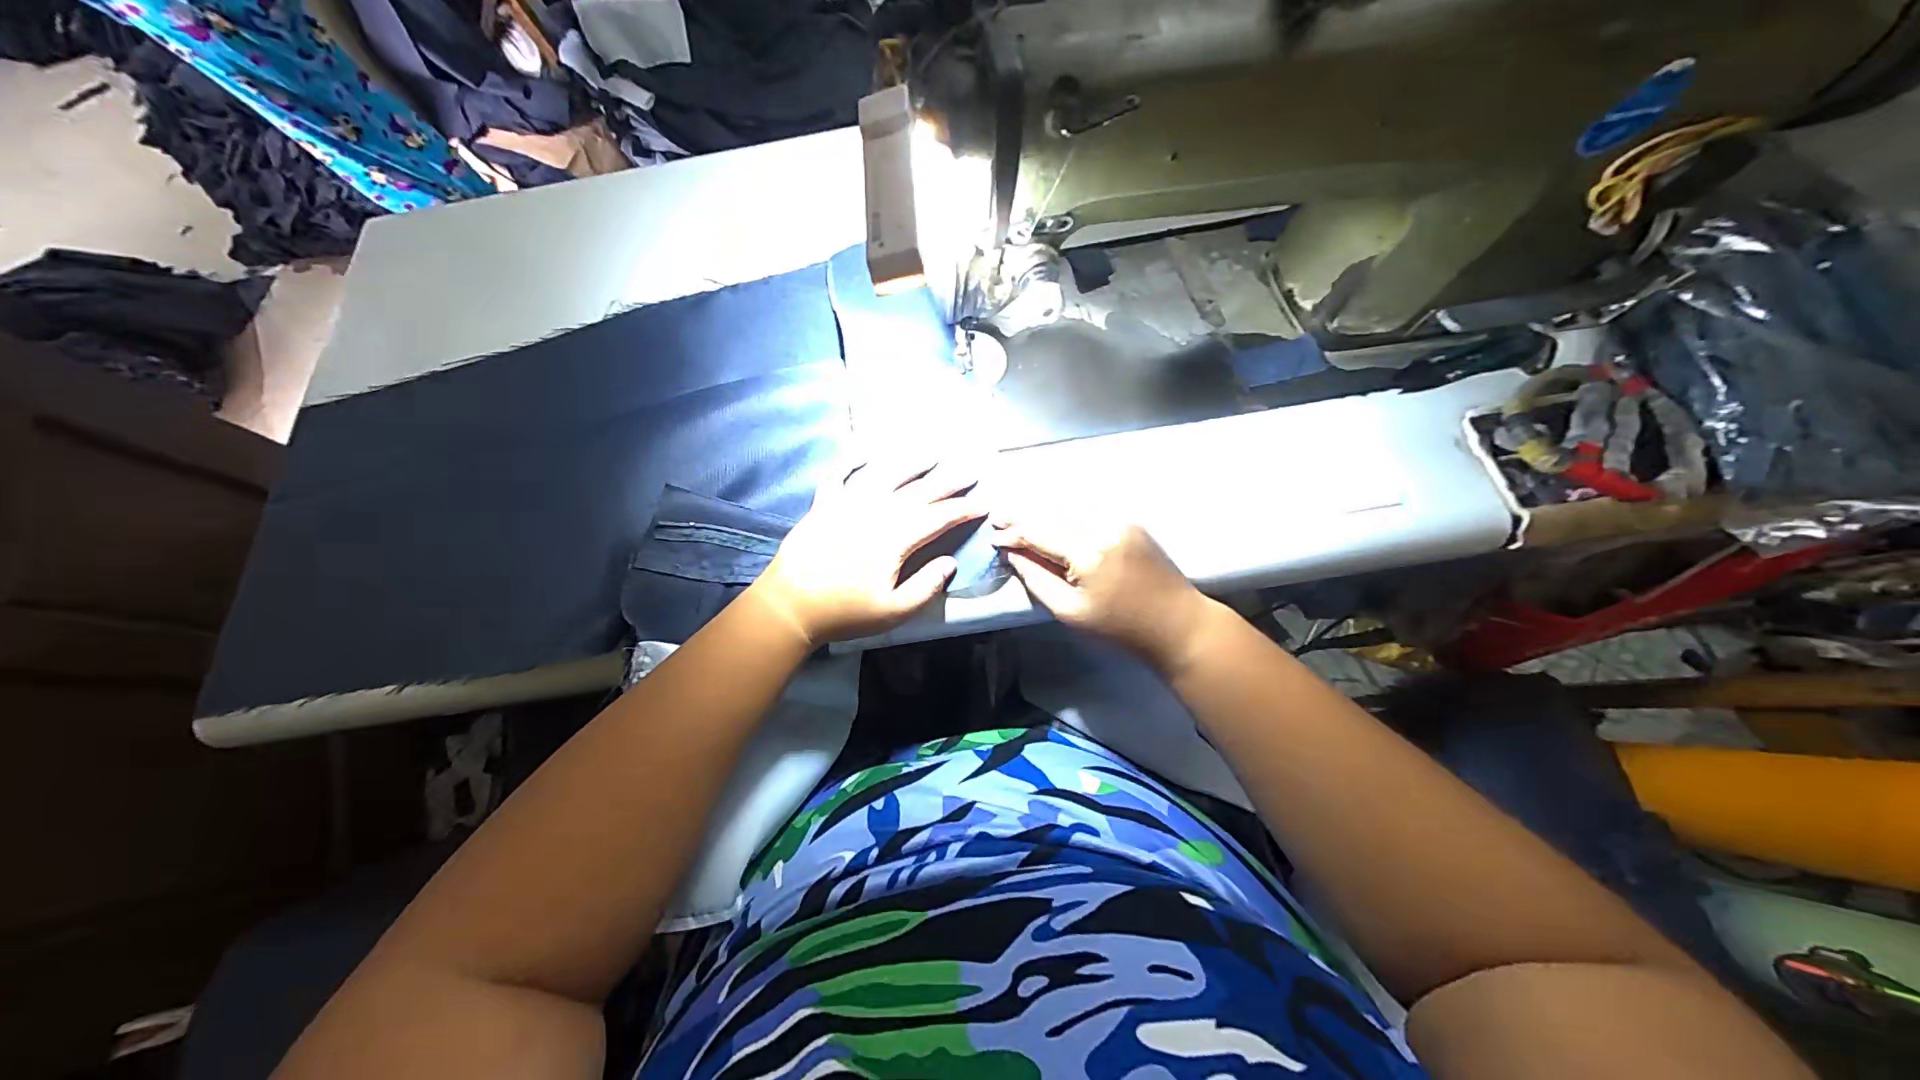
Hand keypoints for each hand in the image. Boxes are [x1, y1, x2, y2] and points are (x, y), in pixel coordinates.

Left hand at [750, 460, 985, 645]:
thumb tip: (949, 563)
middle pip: (919, 491)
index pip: (938, 518)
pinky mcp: (824, 505)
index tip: (983, 504)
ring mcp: (848, 503)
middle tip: (971, 470)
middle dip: (949, 481)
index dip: (963, 510)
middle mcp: (876, 511)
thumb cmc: (845, 612)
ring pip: (886, 475)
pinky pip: (839, 475)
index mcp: (896, 538)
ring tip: (932, 453)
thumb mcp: (894, 611)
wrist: (790, 604)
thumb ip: (926, 586)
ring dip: (911, 463)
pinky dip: (851, 462)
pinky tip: (863, 453)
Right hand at [990, 510, 1219, 674]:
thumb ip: (1036, 578)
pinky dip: (1067, 503)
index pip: (1039, 533)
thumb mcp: (1069, 611)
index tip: (993, 537)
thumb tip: (1012, 553)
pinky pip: (1091, 504)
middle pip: (1052, 512)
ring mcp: (1120, 520)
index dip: (1013, 534)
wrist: (1177, 623)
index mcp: (1087, 554)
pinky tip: (1052, 506)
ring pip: (1071, 503)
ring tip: (1020, 511)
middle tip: (999, 517)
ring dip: (1043, 504)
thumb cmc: (1119, 627)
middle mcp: (1103, 528)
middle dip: (1024, 514)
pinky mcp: (1131, 521)